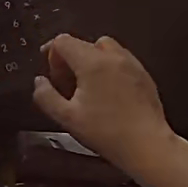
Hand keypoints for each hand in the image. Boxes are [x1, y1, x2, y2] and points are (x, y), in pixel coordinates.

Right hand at [33, 34, 183, 178]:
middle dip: (70, 58)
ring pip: (104, 48)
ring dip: (90, 59)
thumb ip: (45, 96)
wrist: (147, 145)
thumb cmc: (105, 132)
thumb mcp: (66, 117)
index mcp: (92, 63)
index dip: (51, 54)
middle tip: (66, 83)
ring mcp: (132, 64)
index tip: (51, 75)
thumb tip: (39, 82)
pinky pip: (120, 59)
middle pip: (83, 42)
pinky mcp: (144, 75)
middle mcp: (113, 57)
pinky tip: (106, 91)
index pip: (63, 41)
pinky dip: (108, 67)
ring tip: (86, 85)